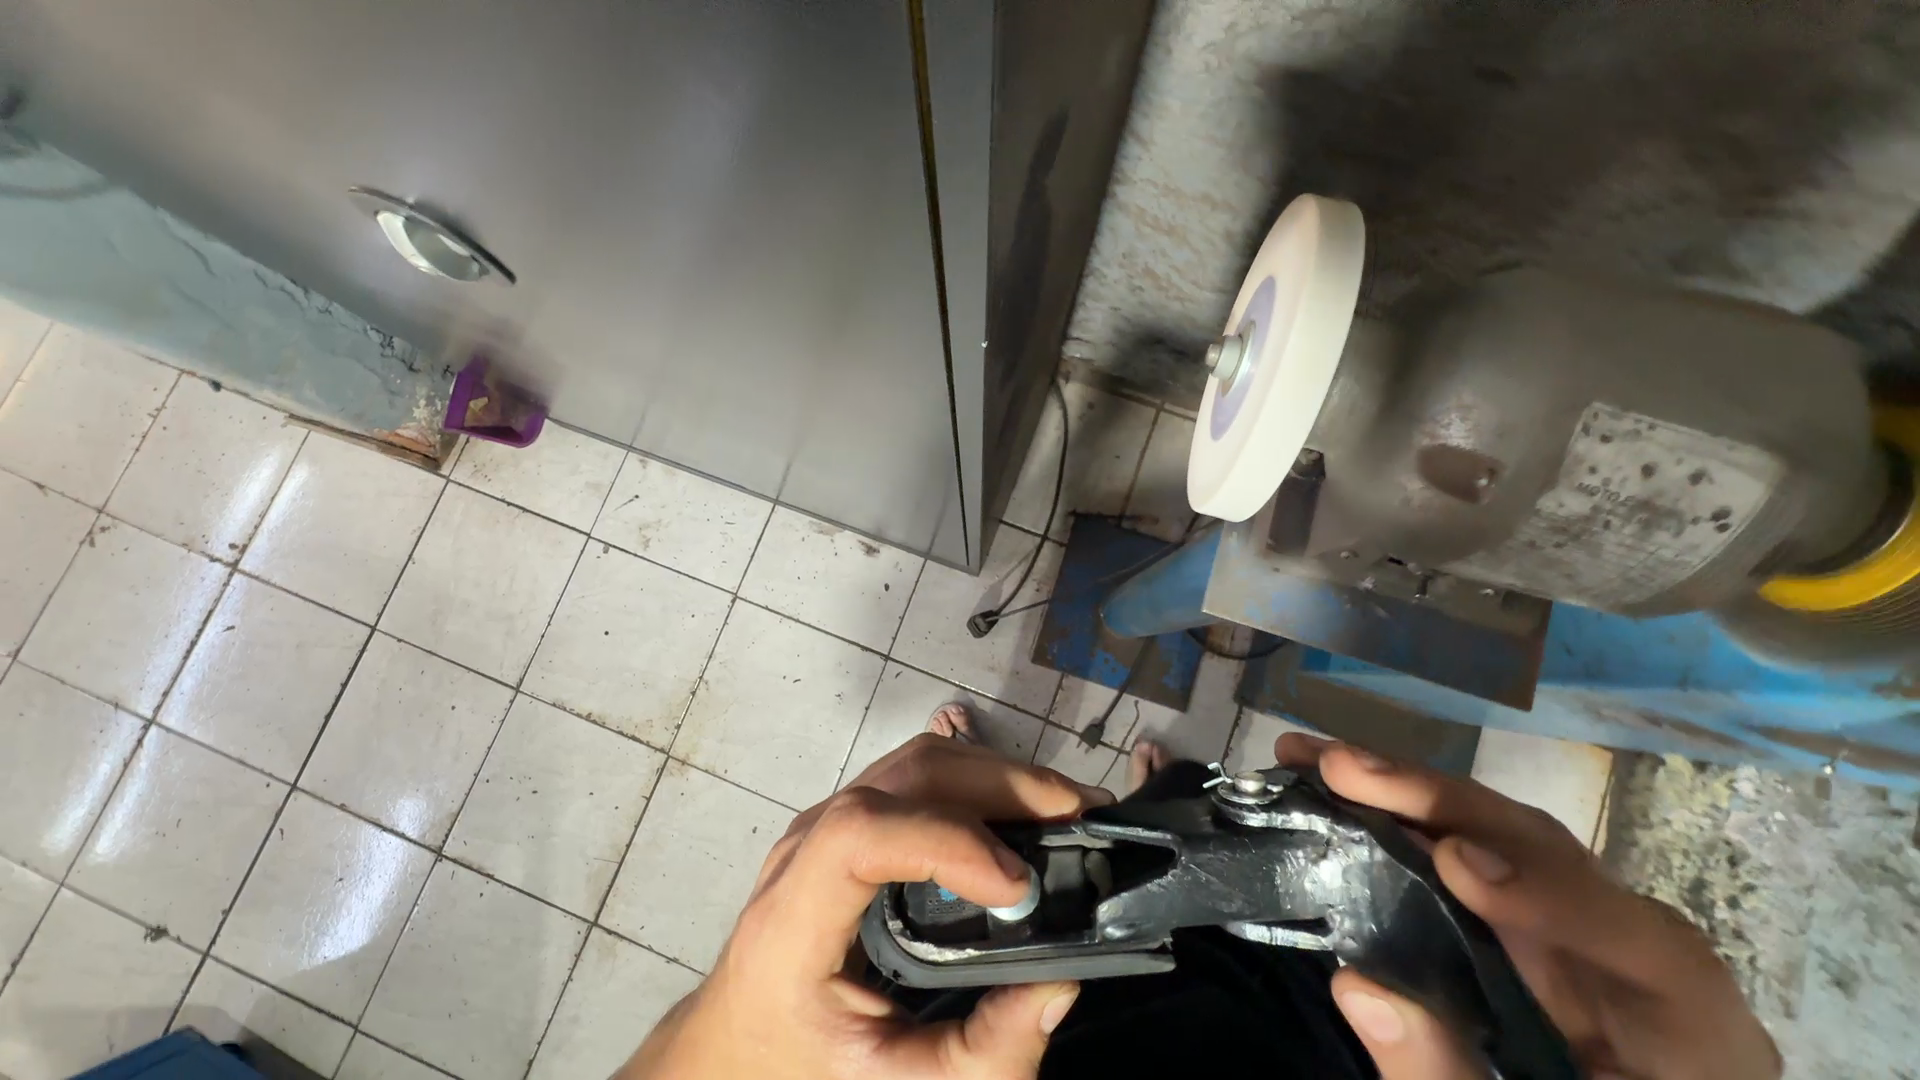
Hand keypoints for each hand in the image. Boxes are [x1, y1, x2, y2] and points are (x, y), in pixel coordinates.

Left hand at [618, 733, 1111, 1078]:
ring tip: (1064, 811)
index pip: (861, 833)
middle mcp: (806, 846)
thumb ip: (980, 1055)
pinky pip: (917, 774)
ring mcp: (827, 822)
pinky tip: (1020, 812)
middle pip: (906, 775)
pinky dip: (979, 781)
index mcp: (794, 917)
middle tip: (1081, 819)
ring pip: (918, 761)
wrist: (734, 1040)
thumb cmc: (799, 1062)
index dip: (946, 841)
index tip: (1017, 888)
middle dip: (1003, 785)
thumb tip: (1060, 984)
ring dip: (999, 774)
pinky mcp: (849, 818)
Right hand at [1276, 734, 1779, 1079]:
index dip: (1545, 893)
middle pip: (1545, 850)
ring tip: (1314, 759)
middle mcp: (1632, 940)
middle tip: (1338, 767)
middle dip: (1436, 800)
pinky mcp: (1524, 907)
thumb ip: (1448, 1074)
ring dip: (1404, 790)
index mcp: (1680, 1019)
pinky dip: (1403, 815)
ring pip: (1497, 830)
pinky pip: (1468, 846)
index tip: (1453, 860)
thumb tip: (1355, 985)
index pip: (1633, 942)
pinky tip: (1342, 793)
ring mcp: (1574, 912)